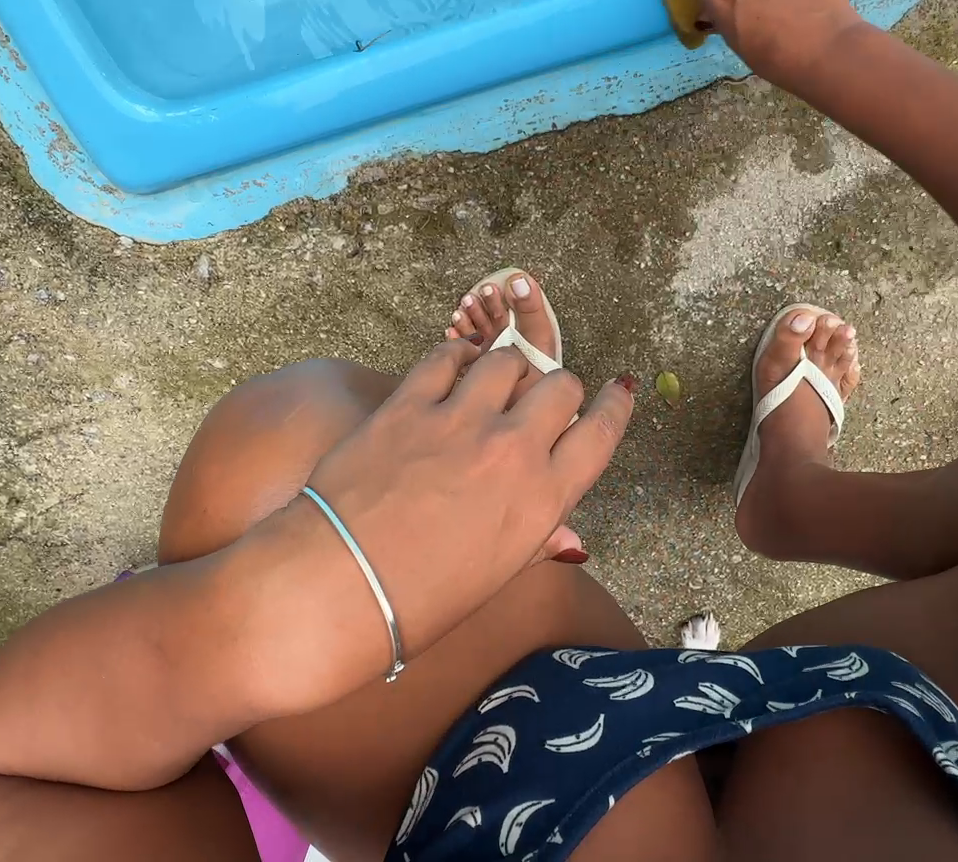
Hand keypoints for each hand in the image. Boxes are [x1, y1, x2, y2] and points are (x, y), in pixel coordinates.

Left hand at [301, 342, 634, 657]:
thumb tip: (572, 540)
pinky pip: (444, 357)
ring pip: (507, 361)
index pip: (599, 433)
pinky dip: (456, 355)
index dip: (615, 406)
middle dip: (557, 390)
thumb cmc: (421, 603)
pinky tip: (454, 364)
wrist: (338, 589)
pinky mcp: (408, 404)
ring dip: (508, 368)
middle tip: (538, 402)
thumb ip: (536, 542)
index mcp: (542, 499)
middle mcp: (511, 450)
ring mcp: (459, 421)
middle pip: (560, 386)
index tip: (619, 390)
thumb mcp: (495, 577)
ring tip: (494, 380)